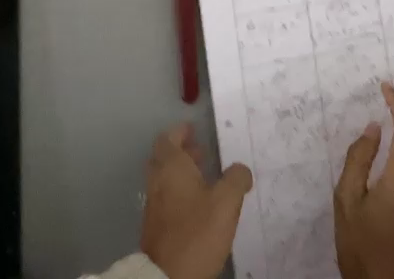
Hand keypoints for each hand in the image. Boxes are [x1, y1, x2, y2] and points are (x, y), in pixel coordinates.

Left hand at [139, 123, 253, 278]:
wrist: (168, 277)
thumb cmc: (196, 231)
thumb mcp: (226, 202)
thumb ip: (236, 179)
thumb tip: (240, 169)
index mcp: (171, 167)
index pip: (168, 138)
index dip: (180, 131)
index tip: (195, 130)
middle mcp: (157, 181)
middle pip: (164, 157)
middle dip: (182, 152)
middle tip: (202, 153)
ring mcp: (153, 204)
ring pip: (164, 179)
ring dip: (181, 174)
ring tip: (205, 180)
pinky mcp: (155, 226)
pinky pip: (165, 198)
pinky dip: (179, 193)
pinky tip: (198, 206)